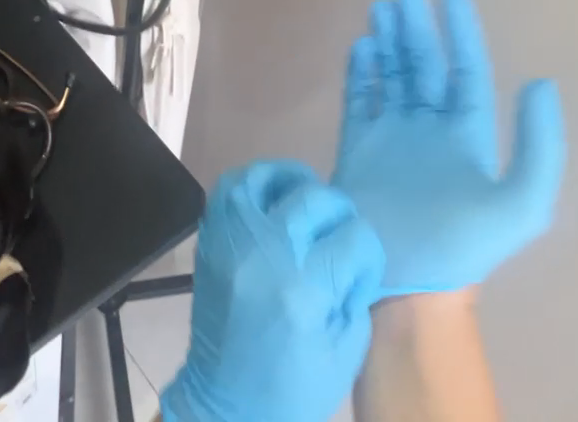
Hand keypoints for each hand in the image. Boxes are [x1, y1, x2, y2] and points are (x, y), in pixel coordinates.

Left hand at [161, 161, 384, 421]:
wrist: (225, 402)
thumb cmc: (291, 386)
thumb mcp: (345, 352)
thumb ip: (355, 292)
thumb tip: (353, 251)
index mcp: (304, 290)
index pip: (354, 238)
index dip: (367, 249)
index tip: (361, 263)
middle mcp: (265, 254)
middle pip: (313, 199)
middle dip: (338, 210)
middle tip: (339, 229)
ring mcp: (231, 242)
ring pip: (261, 179)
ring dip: (290, 179)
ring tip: (304, 191)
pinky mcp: (210, 241)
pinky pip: (227, 190)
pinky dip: (252, 182)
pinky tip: (272, 195)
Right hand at [333, 0, 566, 296]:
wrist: (401, 280)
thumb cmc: (460, 243)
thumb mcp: (522, 203)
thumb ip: (538, 145)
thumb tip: (538, 83)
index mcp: (466, 137)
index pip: (464, 72)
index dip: (460, 34)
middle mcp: (428, 129)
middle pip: (423, 67)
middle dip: (415, 28)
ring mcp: (390, 136)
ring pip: (391, 76)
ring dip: (387, 42)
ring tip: (379, 8)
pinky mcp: (358, 147)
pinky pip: (359, 100)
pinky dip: (360, 72)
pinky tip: (360, 47)